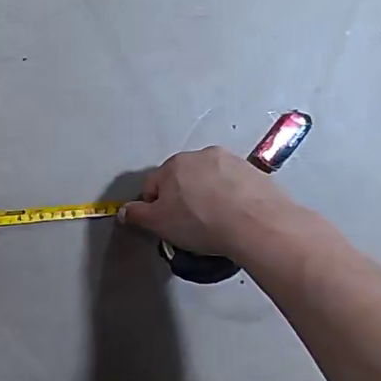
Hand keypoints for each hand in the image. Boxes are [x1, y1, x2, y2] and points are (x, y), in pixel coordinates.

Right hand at [118, 147, 294, 258]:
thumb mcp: (158, 223)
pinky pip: (233, 185)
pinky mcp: (253, 171)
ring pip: (209, 180)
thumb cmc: (202, 222)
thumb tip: (125, 211)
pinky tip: (233, 217)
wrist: (256, 224)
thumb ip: (137, 215)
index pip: (153, 185)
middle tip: (188, 225)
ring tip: (214, 222)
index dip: (154, 208)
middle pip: (182, 179)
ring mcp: (230, 161)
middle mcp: (200, 156)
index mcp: (173, 165)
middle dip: (182, 199)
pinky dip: (230, 197)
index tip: (164, 224)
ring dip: (207, 196)